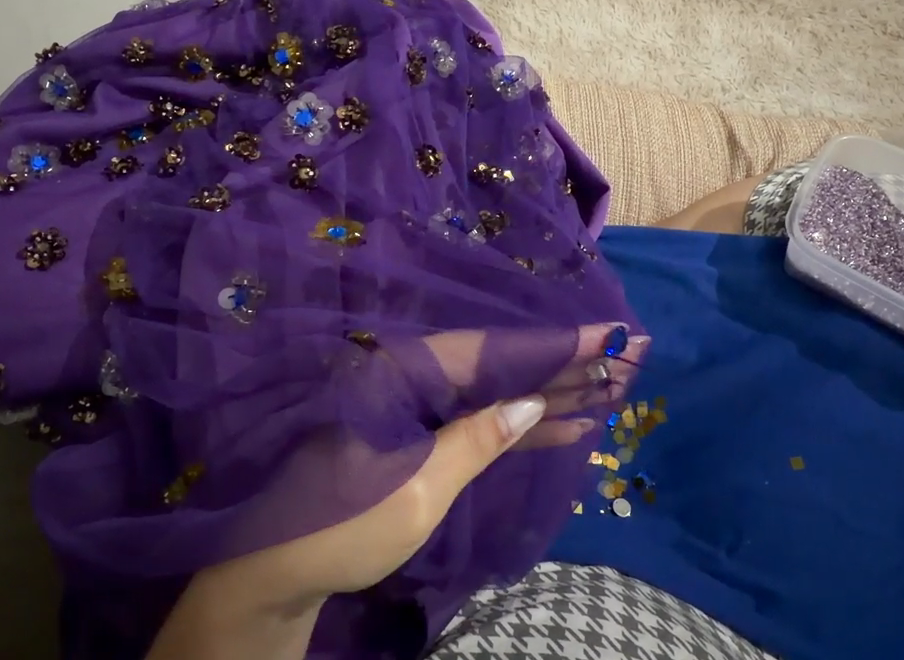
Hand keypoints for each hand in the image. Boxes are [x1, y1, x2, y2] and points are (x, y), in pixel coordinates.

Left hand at [146, 323, 648, 659]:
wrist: (280, 570)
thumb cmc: (346, 524)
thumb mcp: (420, 485)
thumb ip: (479, 438)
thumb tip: (532, 402)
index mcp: (400, 372)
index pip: (489, 349)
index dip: (551, 344)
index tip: (606, 333)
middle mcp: (408, 378)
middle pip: (495, 366)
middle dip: (559, 366)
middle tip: (623, 357)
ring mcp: (413, 409)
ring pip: (491, 394)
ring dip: (546, 395)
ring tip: (607, 390)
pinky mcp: (417, 439)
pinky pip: (476, 423)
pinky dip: (517, 428)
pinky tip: (562, 426)